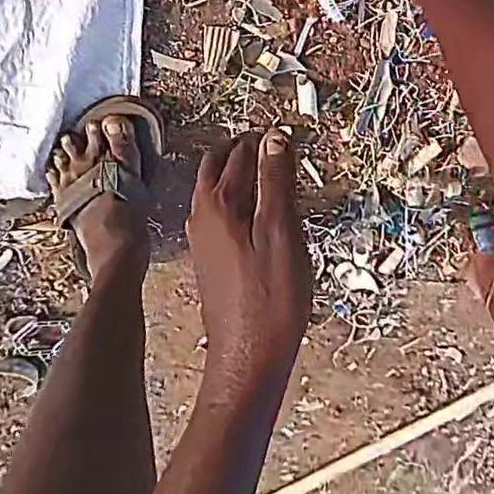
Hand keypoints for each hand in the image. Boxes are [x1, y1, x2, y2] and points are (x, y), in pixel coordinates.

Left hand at [187, 130, 312, 400]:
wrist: (248, 359)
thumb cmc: (270, 297)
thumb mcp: (281, 231)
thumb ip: (276, 181)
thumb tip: (274, 137)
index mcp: (218, 203)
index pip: (243, 151)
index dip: (267, 139)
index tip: (291, 134)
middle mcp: (202, 214)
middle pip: (221, 163)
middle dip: (247, 148)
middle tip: (281, 145)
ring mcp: (203, 236)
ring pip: (218, 186)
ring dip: (242, 172)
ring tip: (276, 171)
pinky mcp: (210, 255)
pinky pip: (220, 208)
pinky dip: (239, 196)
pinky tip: (261, 208)